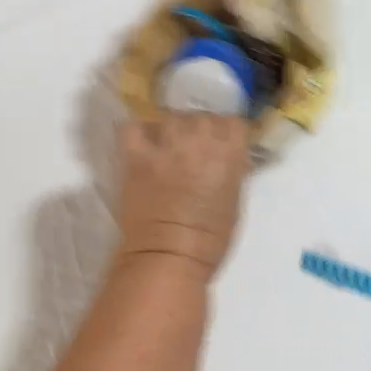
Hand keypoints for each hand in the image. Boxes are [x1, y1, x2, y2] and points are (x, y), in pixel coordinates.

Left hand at [113, 114, 250, 275]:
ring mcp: (166, 147)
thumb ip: (231, 171)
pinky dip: (141, 131)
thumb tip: (226, 160)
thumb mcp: (235, 199)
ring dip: (174, 126)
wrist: (169, 255)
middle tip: (199, 146)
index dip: (229, 132)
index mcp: (230, 154)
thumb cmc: (212, 238)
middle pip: (203, 116)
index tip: (227, 143)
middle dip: (203, 127)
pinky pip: (134, 128)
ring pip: (171, 116)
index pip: (234, 122)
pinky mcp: (136, 156)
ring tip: (172, 142)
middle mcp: (199, 142)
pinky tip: (146, 143)